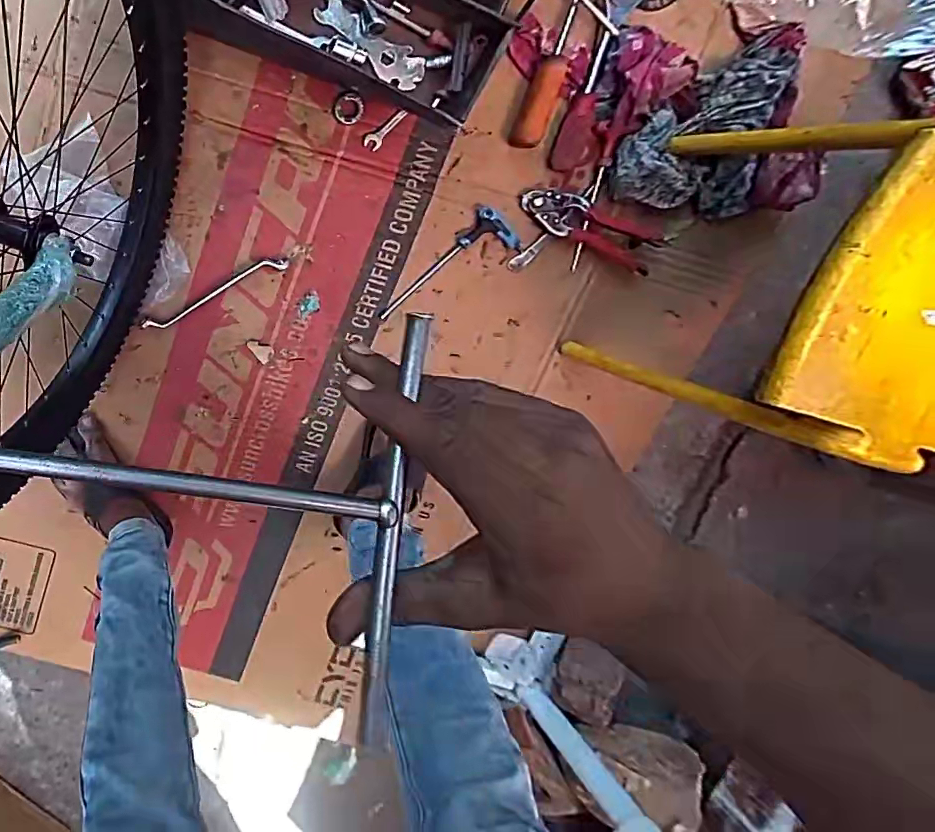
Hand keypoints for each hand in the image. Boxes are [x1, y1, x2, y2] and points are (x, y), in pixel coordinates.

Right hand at [325, 343, 685, 646]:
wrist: (652, 583)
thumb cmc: (554, 595)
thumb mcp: (476, 604)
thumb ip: (403, 600)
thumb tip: (334, 628)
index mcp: (517, 505)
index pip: (443, 442)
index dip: (394, 411)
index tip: (351, 385)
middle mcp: (539, 458)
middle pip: (449, 406)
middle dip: (394, 383)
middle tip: (351, 359)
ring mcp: (557, 432)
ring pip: (468, 395)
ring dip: (418, 385)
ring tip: (374, 371)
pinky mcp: (564, 418)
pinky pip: (492, 395)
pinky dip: (450, 391)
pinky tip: (425, 393)